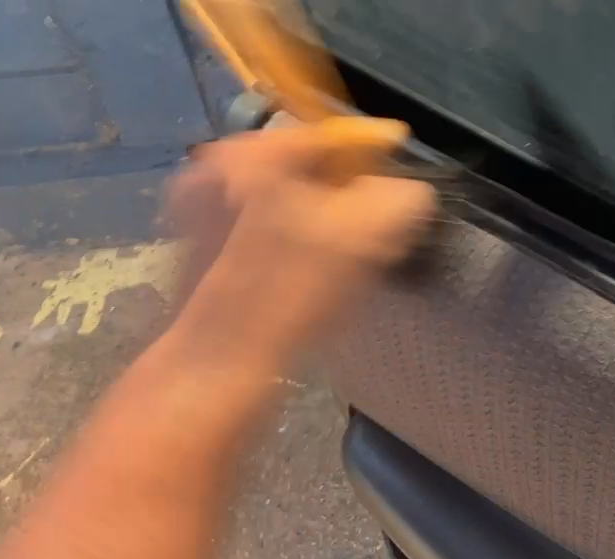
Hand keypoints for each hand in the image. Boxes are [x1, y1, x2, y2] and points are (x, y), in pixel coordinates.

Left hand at [162, 118, 437, 369]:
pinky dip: (295, 249)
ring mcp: (200, 213)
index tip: (403, 184)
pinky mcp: (201, 254)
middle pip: (302, 171)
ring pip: (284, 205)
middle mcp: (214, 170)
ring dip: (324, 228)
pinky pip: (263, 234)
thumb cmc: (289, 300)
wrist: (221, 367)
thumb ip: (400, 201)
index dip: (374, 156)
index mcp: (248, 154)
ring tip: (350, 264)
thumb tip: (414, 194)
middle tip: (378, 233)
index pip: (326, 135)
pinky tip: (312, 285)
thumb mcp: (361, 240)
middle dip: (346, 198)